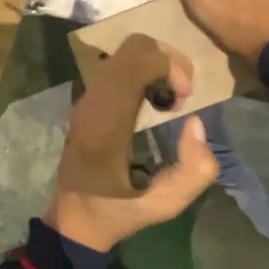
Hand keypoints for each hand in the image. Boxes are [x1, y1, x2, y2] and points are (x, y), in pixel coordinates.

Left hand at [44, 34, 219, 251]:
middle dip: (168, 61)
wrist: (73, 221)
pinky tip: (153, 104)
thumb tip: (195, 123)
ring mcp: (85, 100)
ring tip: (170, 100)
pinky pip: (117, 68)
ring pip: (125, 54)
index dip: (171, 67)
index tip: (185, 98)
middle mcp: (91, 103)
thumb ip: (194, 171)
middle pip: (133, 47)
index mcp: (105, 124)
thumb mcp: (164, 205)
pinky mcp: (86, 104)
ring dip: (156, 67)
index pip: (136, 60)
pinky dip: (143, 74)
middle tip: (182, 95)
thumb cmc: (117, 213)